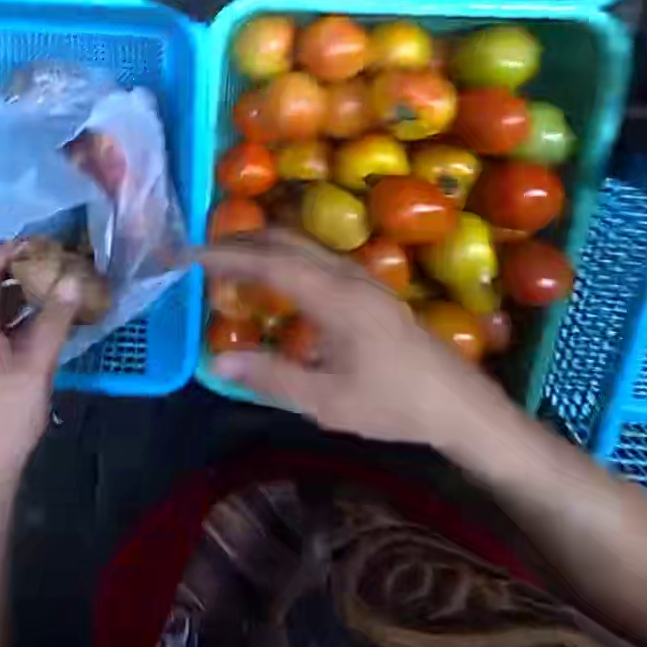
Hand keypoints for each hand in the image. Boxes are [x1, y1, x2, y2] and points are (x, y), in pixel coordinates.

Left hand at [0, 240, 80, 483]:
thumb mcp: (37, 363)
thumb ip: (55, 319)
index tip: (40, 241)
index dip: (6, 251)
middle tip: (56, 257)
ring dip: (27, 289)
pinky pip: (8, 324)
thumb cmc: (9, 414)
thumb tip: (74, 278)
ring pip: (0, 304)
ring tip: (60, 279)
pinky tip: (56, 313)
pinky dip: (29, 312)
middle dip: (20, 267)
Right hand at [197, 231, 514, 453]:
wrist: (459, 404)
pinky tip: (274, 279)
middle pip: (284, 241)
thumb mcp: (328, 401)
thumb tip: (215, 357)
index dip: (224, 256)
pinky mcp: (369, 286)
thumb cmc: (394, 405)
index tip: (187, 256)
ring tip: (227, 261)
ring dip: (261, 245)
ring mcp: (362, 277)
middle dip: (238, 242)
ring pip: (302, 245)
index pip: (269, 262)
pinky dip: (283, 256)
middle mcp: (347, 275)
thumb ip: (271, 375)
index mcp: (335, 297)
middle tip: (198, 254)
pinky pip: (316, 257)